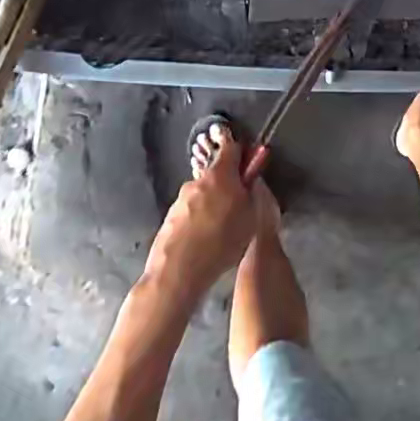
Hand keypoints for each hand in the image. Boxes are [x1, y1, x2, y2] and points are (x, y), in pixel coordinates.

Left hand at [141, 122, 259, 300]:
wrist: (177, 273)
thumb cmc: (222, 241)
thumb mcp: (251, 215)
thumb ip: (251, 190)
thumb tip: (249, 176)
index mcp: (220, 175)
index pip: (230, 147)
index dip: (241, 148)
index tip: (247, 154)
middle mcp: (197, 182)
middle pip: (216, 174)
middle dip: (228, 183)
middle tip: (239, 203)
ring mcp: (179, 201)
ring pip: (202, 195)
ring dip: (212, 204)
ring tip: (221, 229)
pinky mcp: (168, 220)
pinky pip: (190, 213)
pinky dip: (199, 220)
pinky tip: (204, 240)